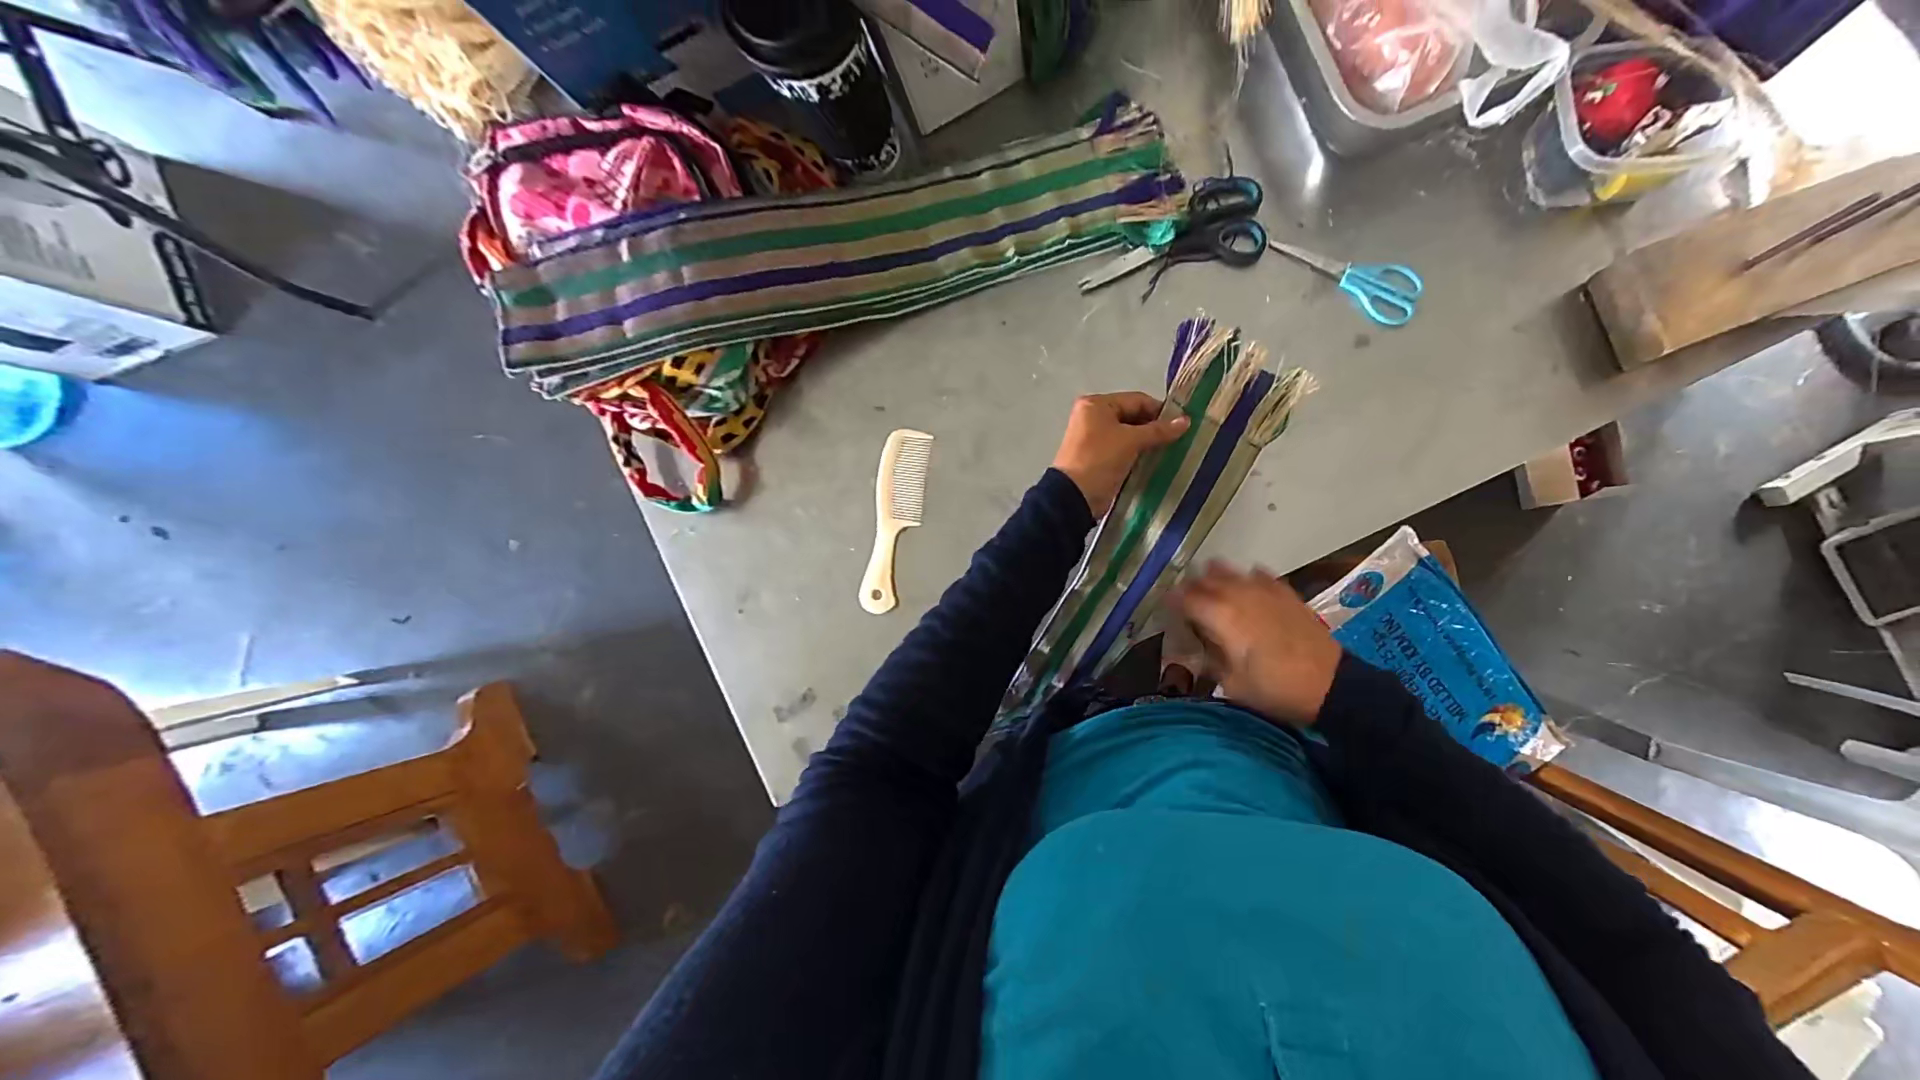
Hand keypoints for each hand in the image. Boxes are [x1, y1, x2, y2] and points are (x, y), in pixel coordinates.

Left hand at [1050, 392, 1189, 515]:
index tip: (1182, 423)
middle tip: (1179, 437)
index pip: (1136, 400)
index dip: (1160, 410)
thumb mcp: (1130, 441)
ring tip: (1172, 449)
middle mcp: (1093, 417)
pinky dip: (1138, 452)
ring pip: (1129, 434)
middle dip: (1154, 426)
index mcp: (1096, 404)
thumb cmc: (1100, 459)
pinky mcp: (1098, 457)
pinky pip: (1123, 448)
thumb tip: (1185, 421)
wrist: (1075, 496)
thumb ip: (1158, 430)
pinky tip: (1155, 459)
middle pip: (1132, 416)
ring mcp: (1094, 438)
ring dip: (1148, 441)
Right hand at [1168, 562, 1343, 726]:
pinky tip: (1247, 583)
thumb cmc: (1276, 689)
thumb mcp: (1232, 685)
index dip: (1172, 600)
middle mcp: (1239, 596)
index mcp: (1221, 617)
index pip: (1187, 599)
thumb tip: (1197, 650)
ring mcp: (1265, 592)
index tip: (1164, 604)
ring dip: (1216, 576)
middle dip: (1191, 584)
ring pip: (1232, 572)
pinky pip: (1260, 575)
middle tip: (1183, 594)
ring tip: (1209, 581)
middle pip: (1207, 580)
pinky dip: (1247, 577)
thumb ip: (1211, 660)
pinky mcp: (1286, 594)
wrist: (1332, 685)